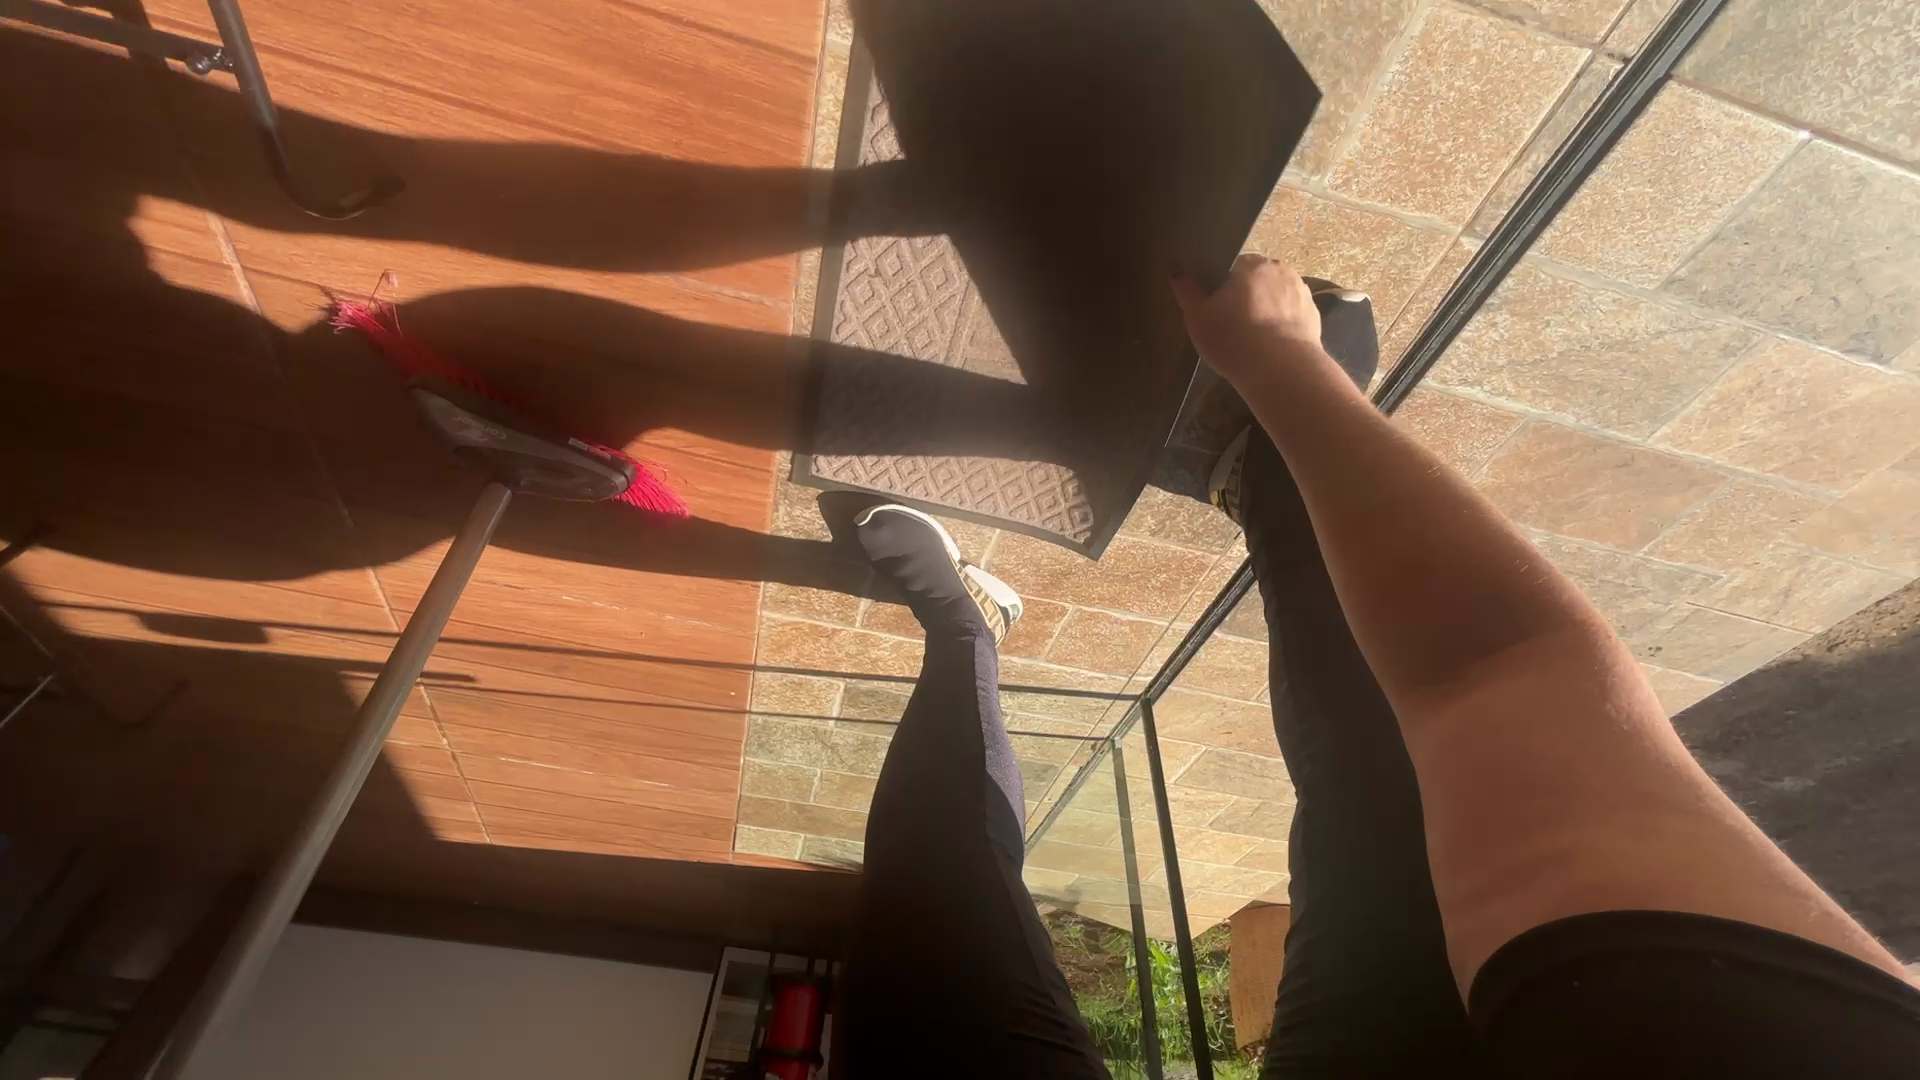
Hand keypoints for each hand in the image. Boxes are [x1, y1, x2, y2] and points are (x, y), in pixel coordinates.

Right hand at [1171, 253, 1322, 384]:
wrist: (1278, 368)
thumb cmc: (1232, 338)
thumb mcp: (1197, 316)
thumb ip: (1186, 288)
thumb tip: (1174, 263)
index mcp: (1251, 264)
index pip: (1234, 265)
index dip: (1222, 285)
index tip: (1215, 306)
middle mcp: (1280, 270)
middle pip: (1258, 279)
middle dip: (1247, 294)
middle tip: (1232, 323)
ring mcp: (1301, 292)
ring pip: (1277, 295)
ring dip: (1266, 308)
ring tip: (1252, 336)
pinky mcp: (1313, 315)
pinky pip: (1291, 315)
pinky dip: (1282, 324)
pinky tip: (1270, 345)